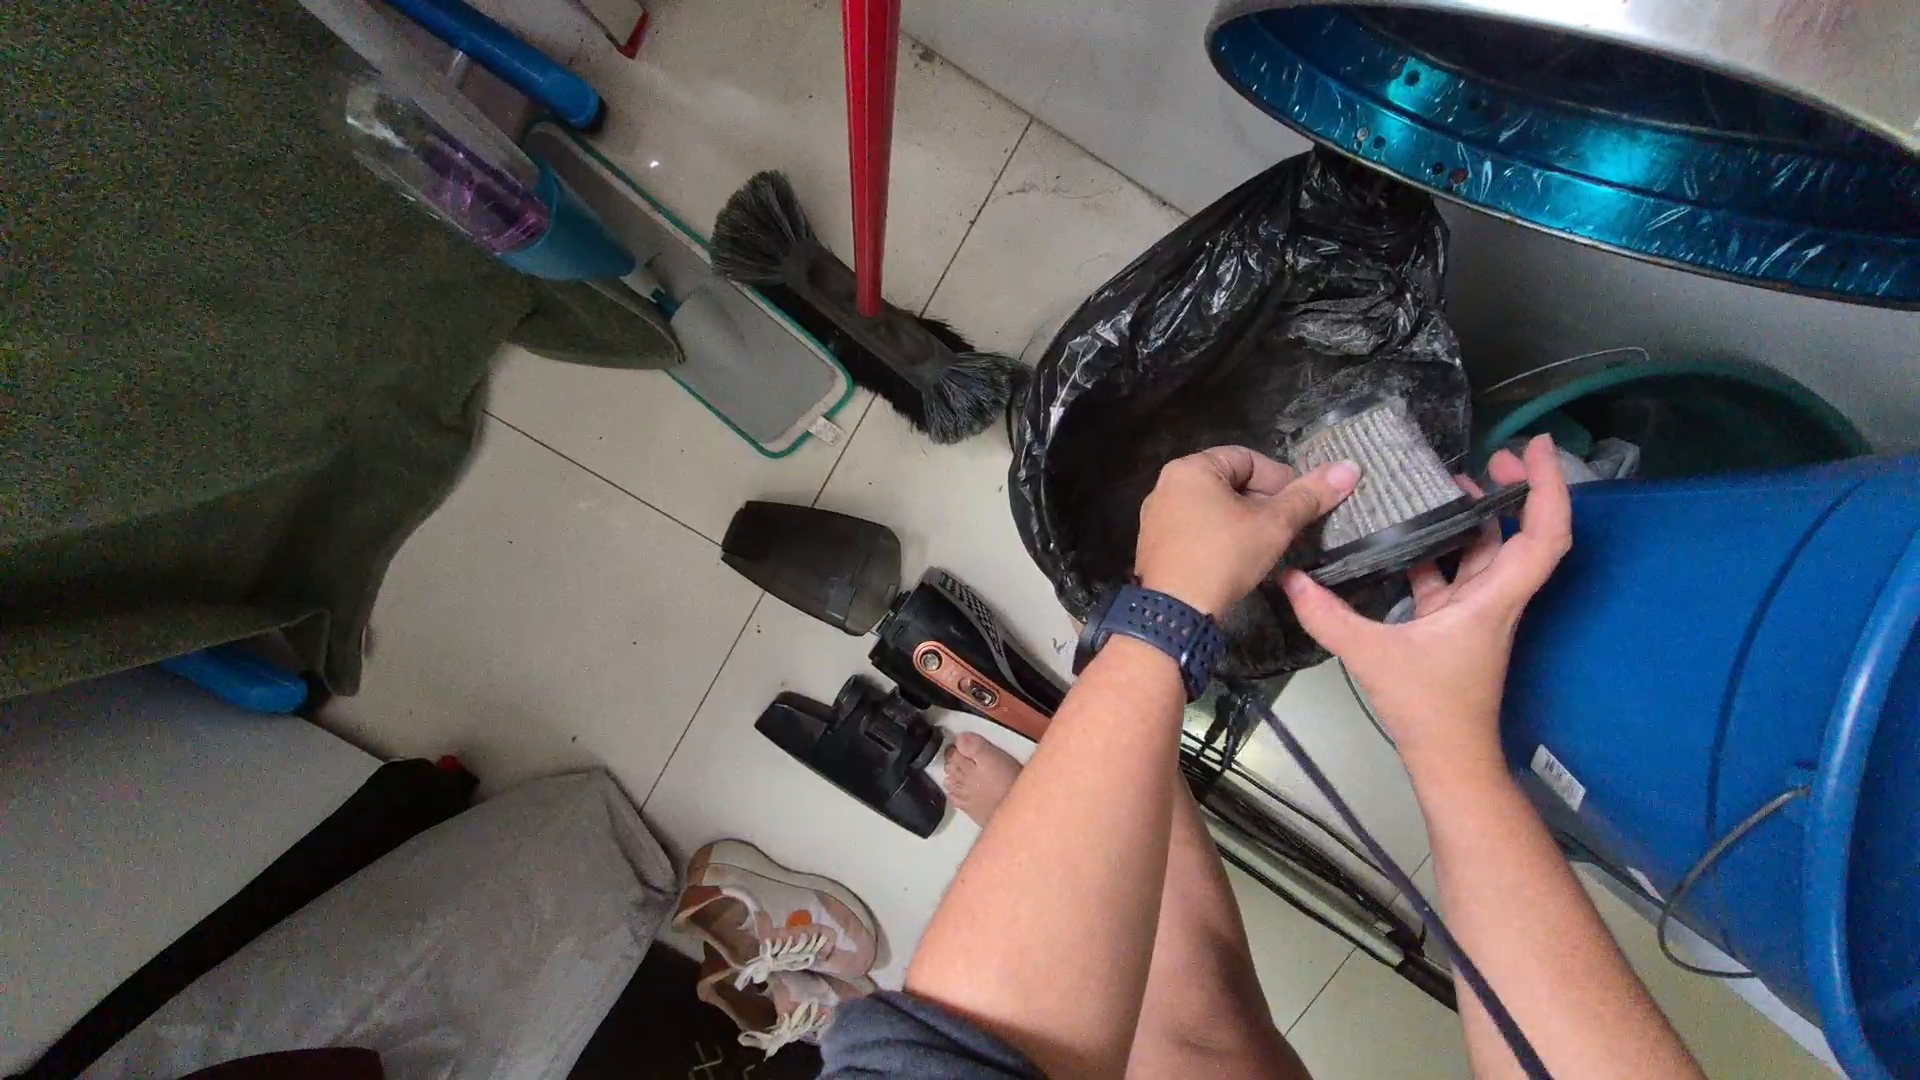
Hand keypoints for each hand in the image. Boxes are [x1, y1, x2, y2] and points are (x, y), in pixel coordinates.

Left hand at [1135, 447, 1359, 616]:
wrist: (1175, 609)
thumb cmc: (1223, 556)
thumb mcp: (1273, 524)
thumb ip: (1309, 496)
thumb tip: (1349, 467)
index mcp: (1189, 469)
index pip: (1246, 458)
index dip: (1279, 478)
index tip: (1300, 503)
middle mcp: (1166, 486)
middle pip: (1228, 482)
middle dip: (1263, 501)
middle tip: (1288, 526)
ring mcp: (1157, 516)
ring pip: (1212, 507)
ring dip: (1245, 520)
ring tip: (1268, 543)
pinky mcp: (1156, 543)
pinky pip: (1195, 528)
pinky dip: (1220, 535)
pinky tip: (1239, 557)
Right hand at [1279, 435, 1571, 772]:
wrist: (1448, 753)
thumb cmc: (1426, 704)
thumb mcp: (1370, 654)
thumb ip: (1326, 615)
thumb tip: (1289, 577)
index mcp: (1492, 600)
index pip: (1542, 536)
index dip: (1547, 489)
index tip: (1532, 449)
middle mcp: (1493, 598)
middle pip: (1523, 535)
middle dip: (1516, 490)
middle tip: (1489, 456)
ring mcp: (1476, 611)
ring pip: (1489, 552)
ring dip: (1478, 516)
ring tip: (1447, 482)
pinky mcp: (1456, 623)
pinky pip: (1456, 573)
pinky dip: (1443, 547)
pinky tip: (1410, 534)